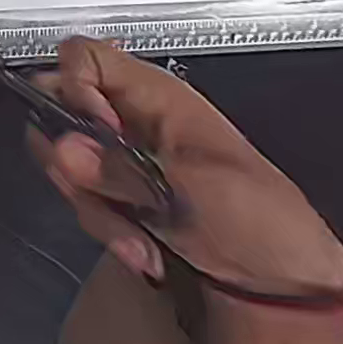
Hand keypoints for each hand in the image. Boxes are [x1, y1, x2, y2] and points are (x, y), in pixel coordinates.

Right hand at [31, 38, 342, 296]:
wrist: (285, 285)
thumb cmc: (258, 217)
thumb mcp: (192, 189)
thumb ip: (119, 168)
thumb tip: (63, 150)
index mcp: (152, 93)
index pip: (81, 58)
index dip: (73, 87)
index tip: (94, 134)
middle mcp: (125, 114)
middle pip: (57, 109)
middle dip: (70, 159)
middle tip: (98, 191)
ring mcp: (116, 152)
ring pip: (63, 158)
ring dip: (90, 203)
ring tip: (134, 237)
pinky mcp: (113, 188)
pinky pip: (79, 193)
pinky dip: (102, 223)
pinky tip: (139, 248)